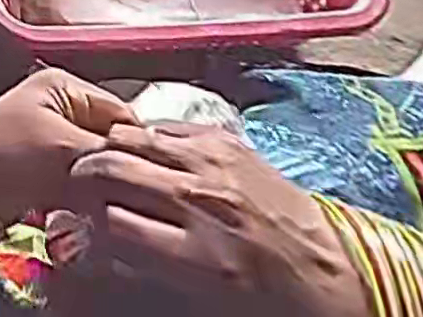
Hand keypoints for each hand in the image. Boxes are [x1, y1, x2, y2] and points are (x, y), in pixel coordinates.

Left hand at [0, 68, 137, 221]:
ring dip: (104, 187)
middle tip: (129, 197)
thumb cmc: (7, 153)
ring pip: (99, 164)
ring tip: (105, 206)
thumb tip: (149, 173)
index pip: (122, 113)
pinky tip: (90, 213)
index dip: (139, 146)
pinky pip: (82, 180)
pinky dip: (88, 197)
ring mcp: (52, 135)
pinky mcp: (45, 165)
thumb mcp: (64, 148)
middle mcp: (60, 104)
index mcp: (64, 85)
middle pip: (111, 139)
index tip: (155, 180)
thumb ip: (112, 156)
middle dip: (119, 169)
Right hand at [69, 124, 365, 316]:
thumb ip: (151, 265)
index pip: (112, 223)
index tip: (80, 223)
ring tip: (106, 160)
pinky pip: (162, 123)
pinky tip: (147, 152)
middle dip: (83, 175)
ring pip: (129, 135)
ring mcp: (212, 161)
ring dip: (109, 147)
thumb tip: (97, 239)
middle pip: (111, 168)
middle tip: (77, 183)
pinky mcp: (223, 138)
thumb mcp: (211, 301)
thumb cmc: (274, 300)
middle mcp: (201, 201)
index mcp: (202, 258)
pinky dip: (144, 136)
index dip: (87, 222)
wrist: (345, 274)